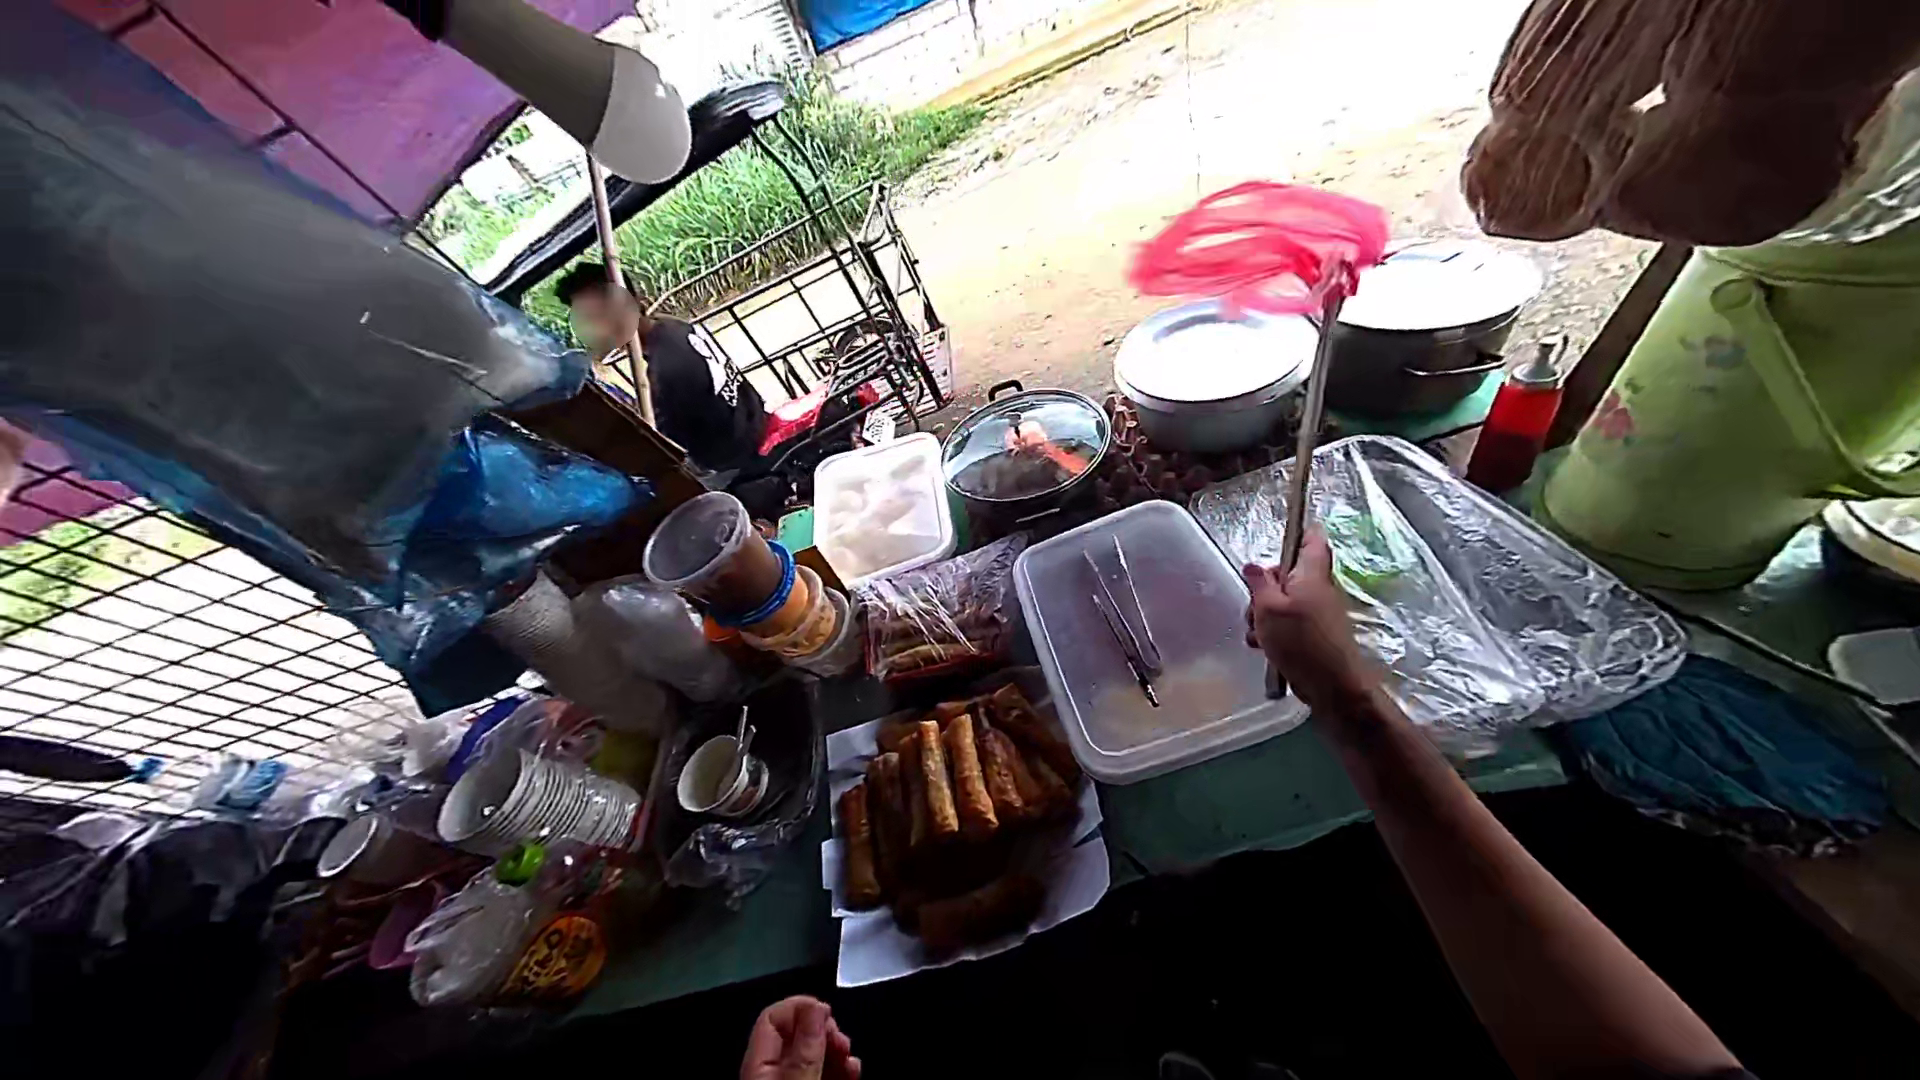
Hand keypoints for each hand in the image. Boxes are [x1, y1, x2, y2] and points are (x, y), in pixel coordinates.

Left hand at [740, 996, 860, 1079]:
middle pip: (795, 1035)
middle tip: (844, 1042)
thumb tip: (816, 1005)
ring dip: (836, 1051)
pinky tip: (852, 1071)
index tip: (829, 1016)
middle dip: (824, 1031)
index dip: (801, 1008)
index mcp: (756, 1069)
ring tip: (852, 1062)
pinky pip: (818, 1074)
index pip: (771, 1018)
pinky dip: (837, 1069)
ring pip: (810, 1056)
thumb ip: (806, 1051)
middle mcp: (768, 1075)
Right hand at [1243, 530, 1378, 713]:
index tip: (1283, 529)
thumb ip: (1259, 584)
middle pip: (1285, 575)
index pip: (1312, 540)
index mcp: (1310, 575)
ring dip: (1263, 614)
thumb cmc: (1300, 641)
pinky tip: (1263, 646)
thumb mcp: (1268, 608)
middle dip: (1263, 587)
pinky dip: (1271, 630)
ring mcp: (1316, 612)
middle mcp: (1317, 589)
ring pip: (1281, 601)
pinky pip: (1286, 622)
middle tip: (1253, 604)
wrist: (1332, 686)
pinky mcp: (1312, 633)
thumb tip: (1254, 565)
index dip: (1300, 529)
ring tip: (1257, 632)